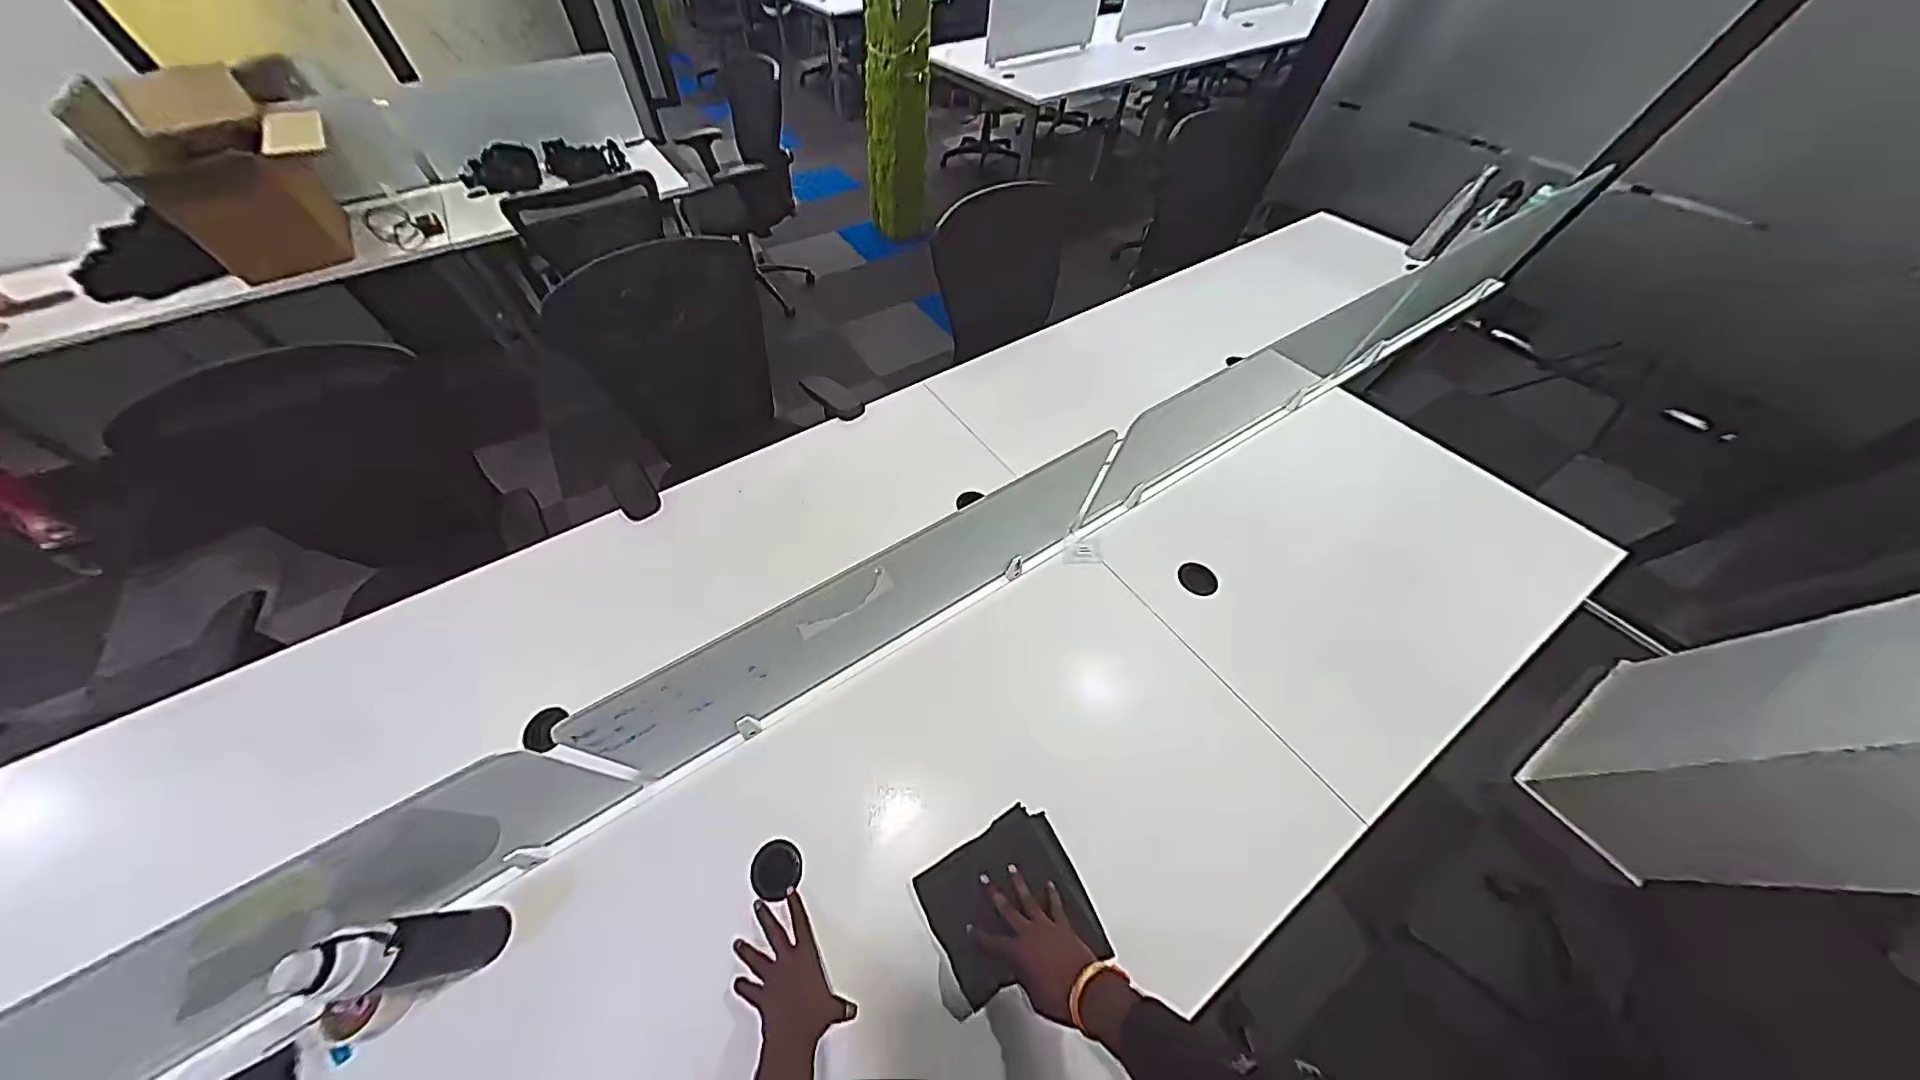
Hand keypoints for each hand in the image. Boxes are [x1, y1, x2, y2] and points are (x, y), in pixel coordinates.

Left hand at [733, 890, 857, 1055]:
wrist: (793, 1034)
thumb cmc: (814, 1015)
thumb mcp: (833, 1007)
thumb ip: (838, 1006)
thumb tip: (847, 1010)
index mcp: (806, 955)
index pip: (800, 923)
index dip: (795, 905)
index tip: (789, 893)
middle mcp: (786, 962)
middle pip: (774, 933)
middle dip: (766, 916)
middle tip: (759, 905)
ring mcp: (771, 977)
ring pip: (756, 958)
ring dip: (746, 951)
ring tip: (738, 942)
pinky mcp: (760, 995)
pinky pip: (749, 988)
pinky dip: (742, 986)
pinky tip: (737, 982)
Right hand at [969, 865, 1101, 1024]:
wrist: (1086, 991)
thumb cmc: (1059, 998)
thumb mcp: (1033, 995)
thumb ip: (1024, 979)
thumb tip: (1023, 974)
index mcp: (1017, 952)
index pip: (992, 943)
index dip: (979, 937)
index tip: (970, 928)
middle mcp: (1029, 934)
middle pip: (1007, 909)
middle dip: (994, 894)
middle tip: (985, 879)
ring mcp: (1047, 926)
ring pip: (1029, 900)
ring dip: (1019, 883)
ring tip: (1012, 870)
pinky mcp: (1064, 926)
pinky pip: (1055, 906)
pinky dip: (1052, 894)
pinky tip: (1049, 884)